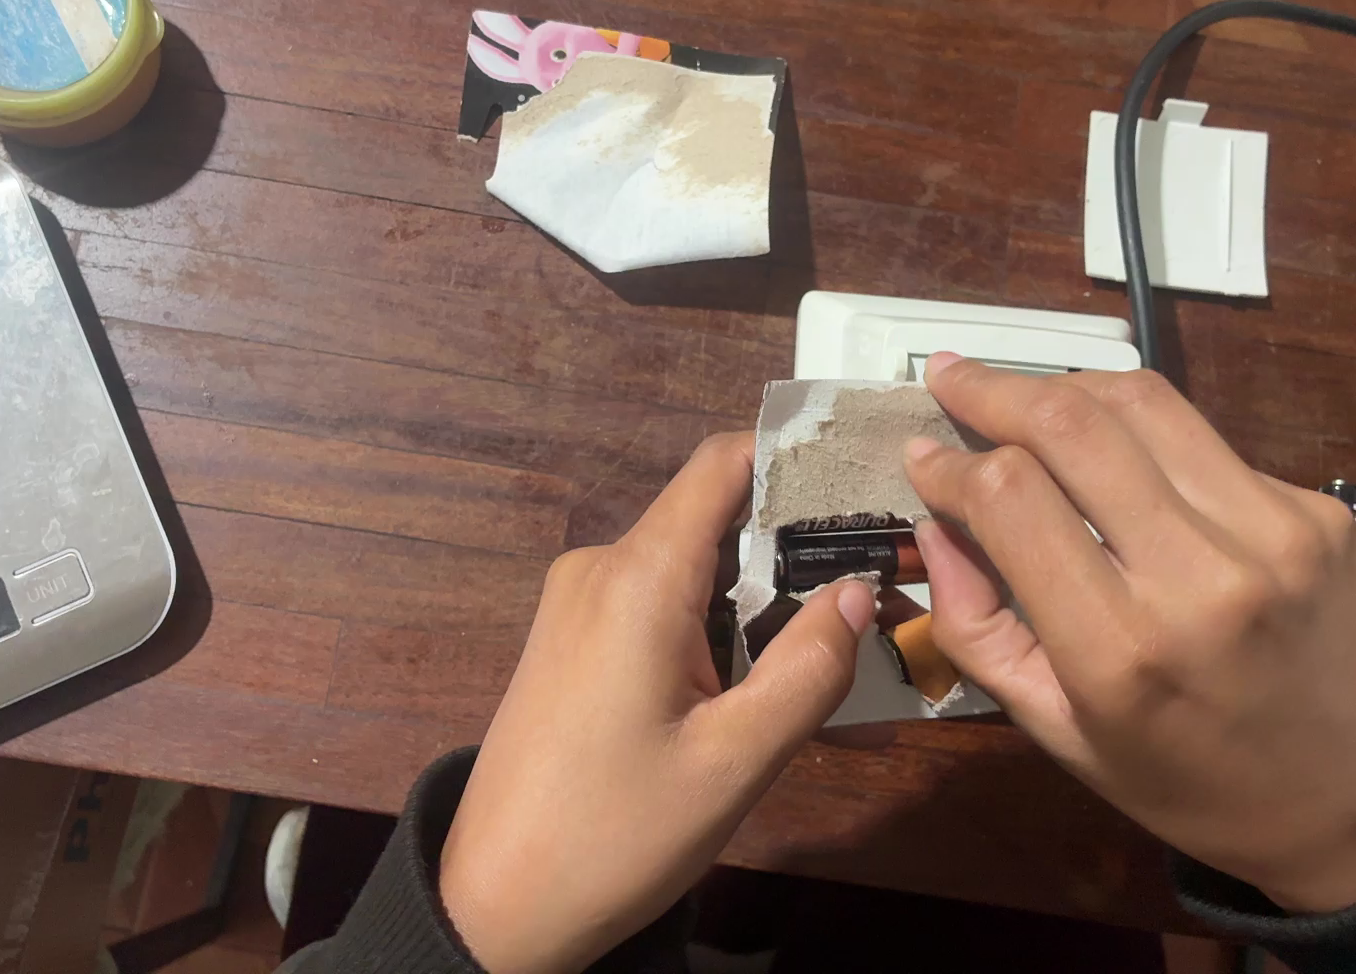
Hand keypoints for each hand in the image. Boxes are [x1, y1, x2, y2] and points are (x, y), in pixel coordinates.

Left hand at [440, 432, 874, 973]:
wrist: (493, 900)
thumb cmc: (614, 833)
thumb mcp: (732, 762)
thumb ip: (805, 668)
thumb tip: (855, 590)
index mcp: (639, 575)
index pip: (719, 465)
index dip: (787, 455)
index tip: (853, 479)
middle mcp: (602, 565)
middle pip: (710, 519)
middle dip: (787, 550)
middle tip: (862, 590)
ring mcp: (578, 598)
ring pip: (687, 567)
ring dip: (751, 600)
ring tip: (818, 653)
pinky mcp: (571, 632)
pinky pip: (654, 602)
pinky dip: (709, 625)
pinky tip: (746, 681)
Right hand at [904, 355, 1355, 912]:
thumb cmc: (1178, 778)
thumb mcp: (1047, 724)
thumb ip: (971, 625)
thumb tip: (935, 525)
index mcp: (1118, 646)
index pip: (1010, 498)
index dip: (949, 466)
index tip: (920, 456)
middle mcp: (1200, 573)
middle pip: (1070, 425)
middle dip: (990, 389)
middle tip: (946, 375)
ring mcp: (1272, 529)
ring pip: (1137, 401)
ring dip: (1055, 383)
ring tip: (1009, 391)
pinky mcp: (1312, 508)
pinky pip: (1189, 433)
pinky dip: (1122, 421)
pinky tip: (1096, 442)